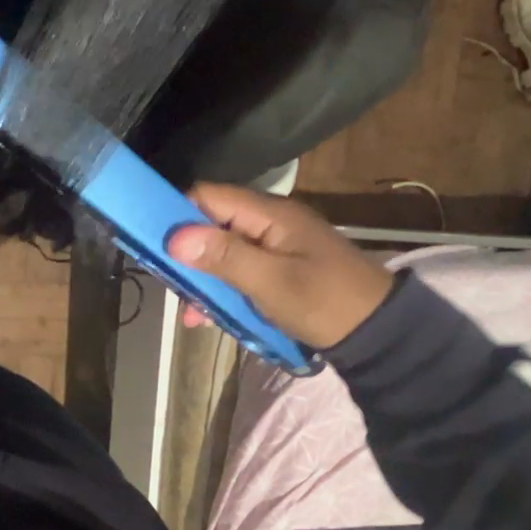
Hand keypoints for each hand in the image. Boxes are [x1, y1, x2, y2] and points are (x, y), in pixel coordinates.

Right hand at [166, 184, 394, 349]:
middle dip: (186, 254)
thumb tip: (175, 237)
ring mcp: (274, 245)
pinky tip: (209, 317)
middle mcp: (269, 222)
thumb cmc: (325, 303)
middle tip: (171, 286)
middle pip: (211, 224)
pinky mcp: (278, 267)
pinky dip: (220, 291)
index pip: (208, 196)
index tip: (153, 246)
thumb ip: (224, 257)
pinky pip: (237, 271)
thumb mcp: (271, 282)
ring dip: (202, 279)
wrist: (377, 332)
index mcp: (270, 214)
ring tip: (192, 314)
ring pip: (221, 251)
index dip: (178, 215)